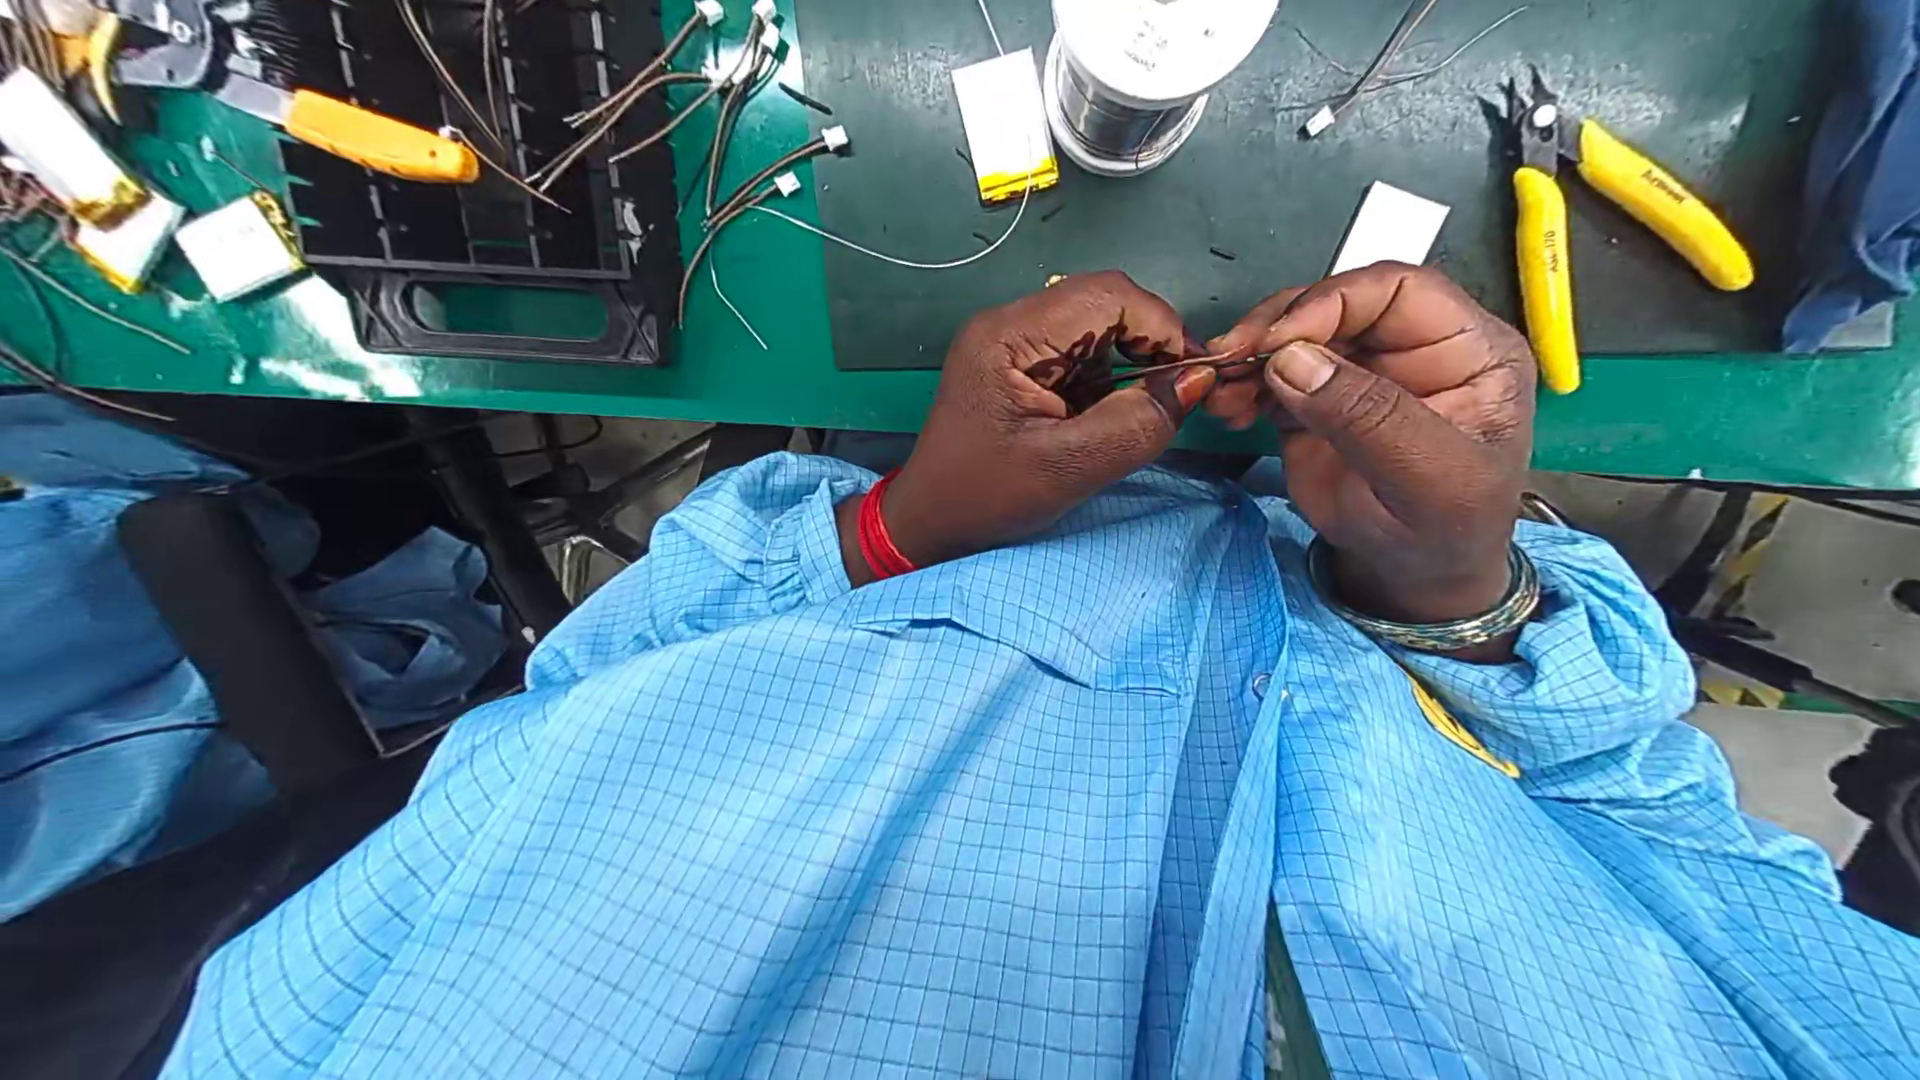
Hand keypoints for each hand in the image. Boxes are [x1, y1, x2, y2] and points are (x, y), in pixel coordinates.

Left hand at [838, 271, 1215, 582]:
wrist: (929, 523)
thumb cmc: (984, 499)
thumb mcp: (1067, 469)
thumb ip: (1137, 423)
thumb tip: (1197, 378)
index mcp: (1008, 336)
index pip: (1105, 295)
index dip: (1160, 326)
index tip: (1189, 375)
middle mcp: (1007, 326)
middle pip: (1101, 307)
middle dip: (1144, 348)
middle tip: (1167, 398)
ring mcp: (1010, 346)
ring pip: (1094, 335)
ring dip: (1122, 372)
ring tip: (1118, 422)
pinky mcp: (1016, 370)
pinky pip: (1077, 361)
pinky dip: (1101, 388)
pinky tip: (1091, 425)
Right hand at [1205, 263, 1535, 629]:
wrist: (1406, 570)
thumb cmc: (1440, 528)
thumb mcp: (1425, 476)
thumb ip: (1368, 416)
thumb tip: (1291, 360)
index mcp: (1463, 348)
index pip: (1396, 291)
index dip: (1331, 302)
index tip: (1274, 343)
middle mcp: (1406, 350)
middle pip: (1332, 307)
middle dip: (1274, 330)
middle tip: (1229, 360)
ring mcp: (1355, 375)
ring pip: (1292, 339)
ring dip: (1248, 360)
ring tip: (1222, 397)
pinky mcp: (1311, 402)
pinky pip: (1269, 377)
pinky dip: (1241, 387)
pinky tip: (1228, 410)